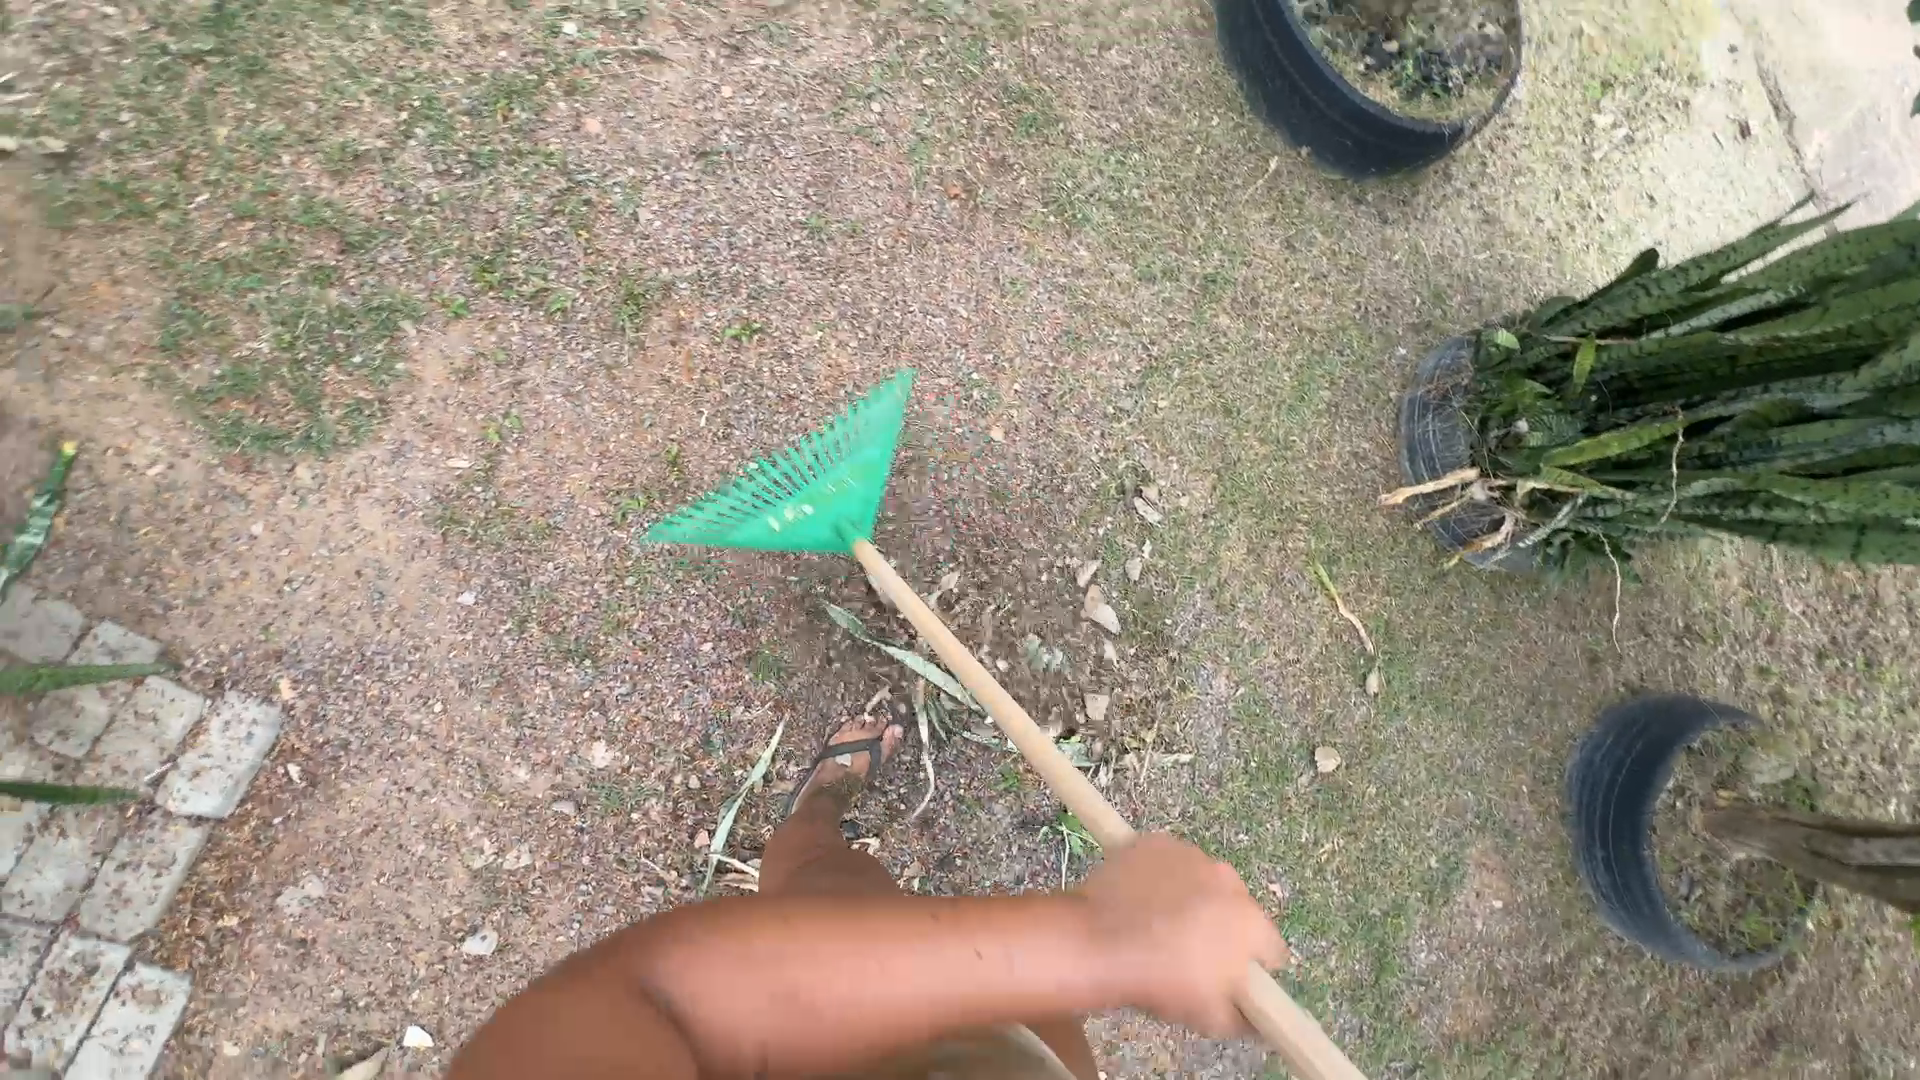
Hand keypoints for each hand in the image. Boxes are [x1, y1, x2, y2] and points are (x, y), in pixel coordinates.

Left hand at [1076, 832, 1289, 1036]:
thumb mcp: (1212, 1019)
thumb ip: (1245, 1017)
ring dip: (1192, 897)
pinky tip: (1142, 897)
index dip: (1252, 966)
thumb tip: (1253, 1014)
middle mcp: (1228, 878)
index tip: (1230, 976)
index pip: (1270, 948)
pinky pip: (1170, 862)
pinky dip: (1162, 876)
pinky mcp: (1157, 841)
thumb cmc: (1160, 980)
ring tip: (1160, 921)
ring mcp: (1190, 854)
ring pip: (1202, 881)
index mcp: (1251, 922)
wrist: (1099, 939)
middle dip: (1221, 926)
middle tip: (1191, 949)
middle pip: (1236, 907)